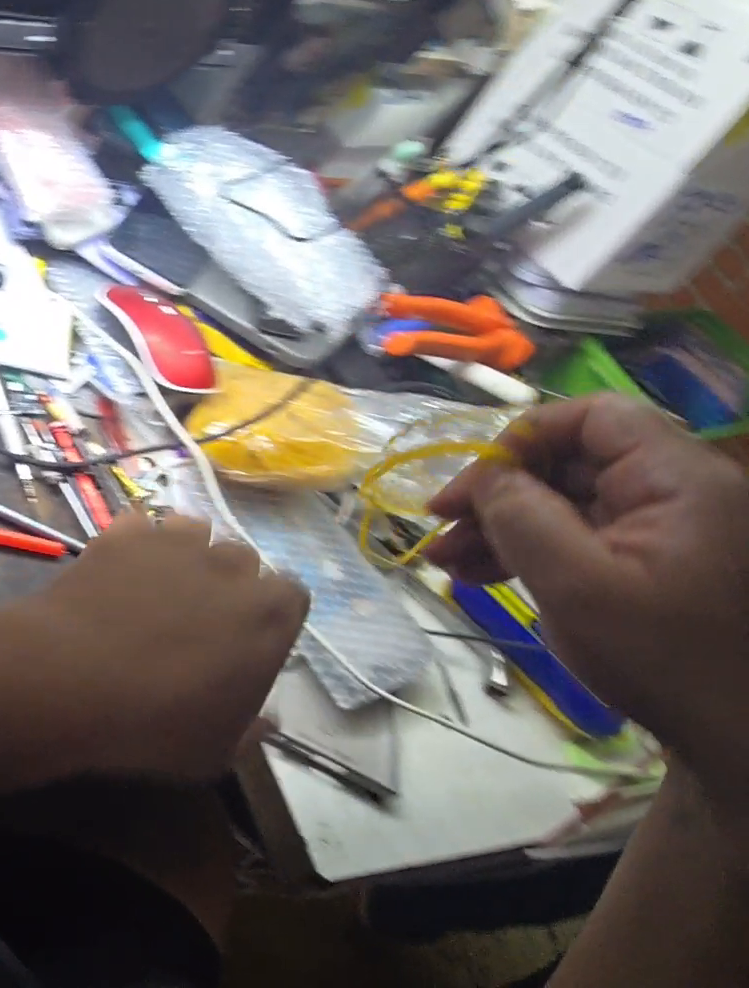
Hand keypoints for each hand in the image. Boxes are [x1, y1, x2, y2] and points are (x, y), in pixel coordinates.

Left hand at [7, 518, 307, 780]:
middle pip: (240, 558)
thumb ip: (248, 729)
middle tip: (193, 611)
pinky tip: (115, 563)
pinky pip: (136, 523)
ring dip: (181, 550)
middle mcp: (228, 568)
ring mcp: (171, 543)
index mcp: (268, 617)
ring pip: (191, 529)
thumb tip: (265, 720)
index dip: (267, 613)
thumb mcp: (216, 750)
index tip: (243, 634)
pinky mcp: (120, 534)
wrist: (72, 678)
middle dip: (224, 578)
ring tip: (155, 580)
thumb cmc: (153, 722)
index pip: (290, 596)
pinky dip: (130, 539)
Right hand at [425, 394, 748, 811]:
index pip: (592, 418)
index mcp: (680, 483)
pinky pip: (576, 532)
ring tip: (447, 562)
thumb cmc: (662, 657)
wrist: (743, 739)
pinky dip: (524, 547)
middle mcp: (678, 493)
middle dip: (497, 492)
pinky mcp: (651, 559)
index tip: (471, 486)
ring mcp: (666, 528)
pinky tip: (479, 573)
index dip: (521, 439)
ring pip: (563, 498)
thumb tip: (483, 475)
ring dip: (498, 524)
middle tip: (439, 529)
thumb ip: (521, 515)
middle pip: (569, 460)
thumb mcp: (574, 584)